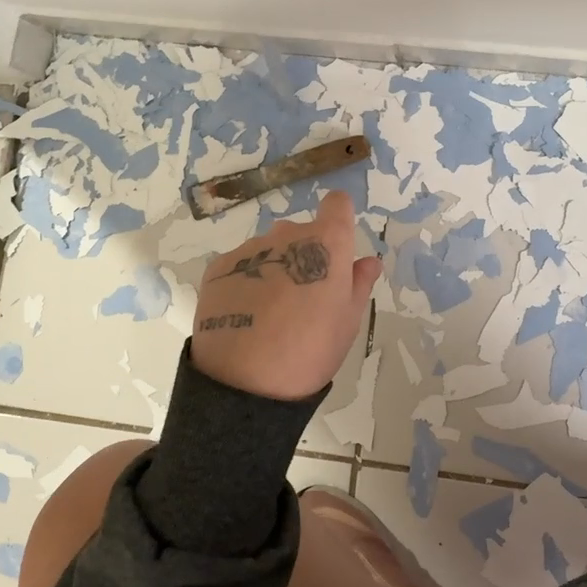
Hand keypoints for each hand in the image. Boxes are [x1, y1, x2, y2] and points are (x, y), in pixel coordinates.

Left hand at [190, 190, 382, 400]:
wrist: (245, 383)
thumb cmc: (311, 350)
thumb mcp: (348, 321)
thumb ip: (358, 283)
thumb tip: (368, 261)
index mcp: (326, 242)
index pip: (337, 203)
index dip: (339, 219)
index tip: (337, 246)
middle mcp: (286, 234)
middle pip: (301, 231)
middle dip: (305, 254)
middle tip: (305, 297)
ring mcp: (249, 249)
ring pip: (269, 250)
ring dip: (275, 268)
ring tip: (270, 313)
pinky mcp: (218, 267)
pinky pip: (241, 266)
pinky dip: (246, 282)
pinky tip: (244, 316)